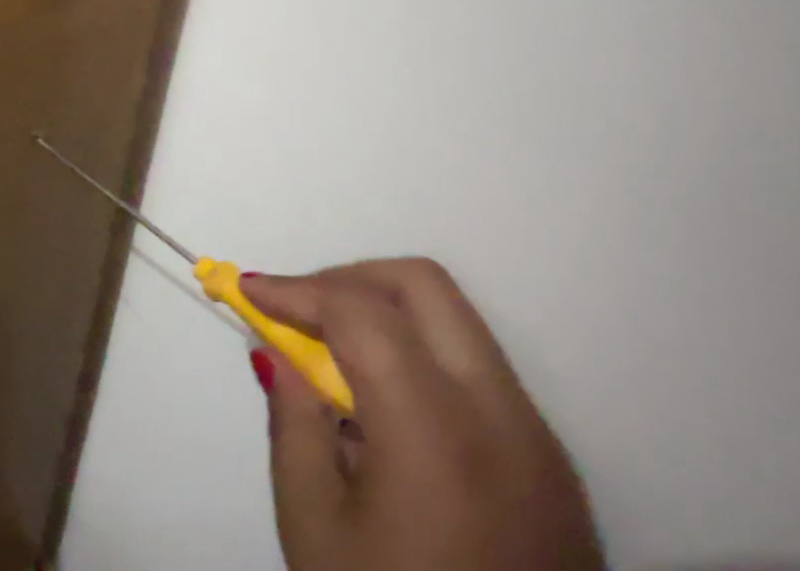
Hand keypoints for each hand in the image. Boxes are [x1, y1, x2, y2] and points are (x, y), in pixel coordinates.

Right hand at [242, 259, 603, 570]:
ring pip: (457, 322)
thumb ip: (293, 420)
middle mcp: (503, 415)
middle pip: (424, 286)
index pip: (361, 312)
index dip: (296, 289)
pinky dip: (419, 354)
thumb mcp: (313, 521)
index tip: (248, 291)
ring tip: (329, 360)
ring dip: (384, 313)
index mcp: (437, 431)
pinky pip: (478, 369)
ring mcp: (538, 436)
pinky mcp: (551, 461)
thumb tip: (278, 350)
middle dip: (346, 278)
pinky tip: (380, 408)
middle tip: (295, 312)